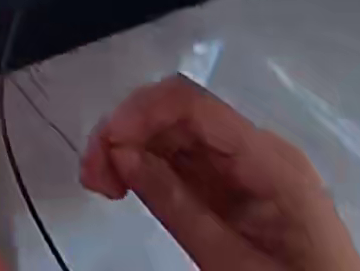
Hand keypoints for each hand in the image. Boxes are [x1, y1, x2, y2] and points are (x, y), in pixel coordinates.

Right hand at [80, 76, 359, 270]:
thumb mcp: (237, 266)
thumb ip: (178, 206)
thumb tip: (119, 152)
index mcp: (269, 159)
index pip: (190, 104)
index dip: (139, 112)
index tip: (106, 145)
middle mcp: (253, 150)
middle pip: (172, 114)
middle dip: (124, 133)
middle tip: (91, 173)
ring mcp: (242, 167)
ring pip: (166, 132)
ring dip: (125, 149)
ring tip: (98, 183)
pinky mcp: (230, 187)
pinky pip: (176, 159)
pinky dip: (141, 167)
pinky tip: (119, 184)